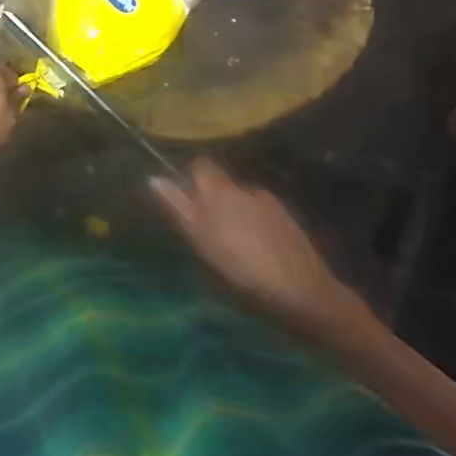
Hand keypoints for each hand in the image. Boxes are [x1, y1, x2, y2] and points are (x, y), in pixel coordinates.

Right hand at [150, 159, 366, 334]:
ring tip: (237, 244)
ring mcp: (270, 203)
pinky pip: (263, 214)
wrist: (301, 291)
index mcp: (219, 191)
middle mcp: (244, 188)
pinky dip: (257, 225)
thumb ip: (177, 207)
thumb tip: (154, 178)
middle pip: (222, 185)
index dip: (193, 178)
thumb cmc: (239, 266)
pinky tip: (260, 249)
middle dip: (214, 201)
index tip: (187, 200)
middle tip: (209, 231)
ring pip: (242, 200)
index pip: (201, 165)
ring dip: (236, 213)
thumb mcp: (199, 239)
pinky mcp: (289, 220)